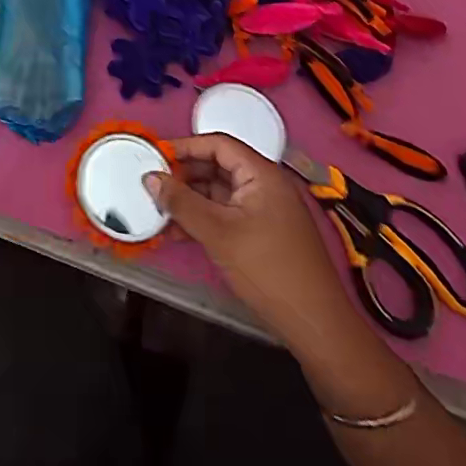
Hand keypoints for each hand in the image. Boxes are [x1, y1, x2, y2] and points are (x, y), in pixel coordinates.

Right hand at [146, 134, 360, 354]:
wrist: (314, 320)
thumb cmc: (269, 268)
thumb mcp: (218, 233)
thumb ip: (182, 203)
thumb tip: (151, 178)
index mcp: (261, 173)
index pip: (218, 144)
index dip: (185, 147)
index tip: (155, 156)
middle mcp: (265, 184)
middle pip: (218, 166)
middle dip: (184, 176)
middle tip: (152, 186)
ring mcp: (264, 209)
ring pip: (219, 193)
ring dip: (190, 200)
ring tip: (158, 211)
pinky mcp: (262, 232)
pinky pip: (226, 214)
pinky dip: (203, 219)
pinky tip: (178, 232)